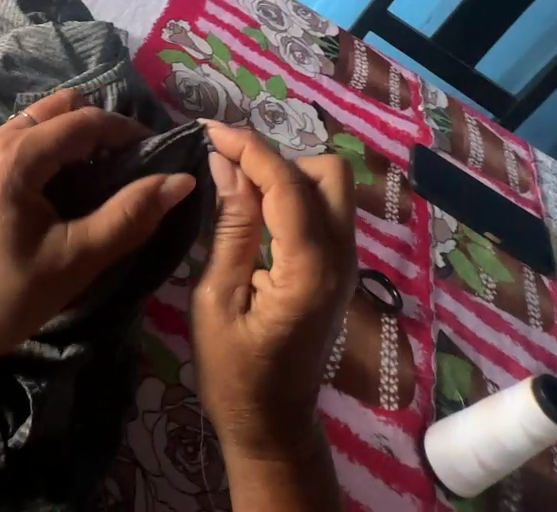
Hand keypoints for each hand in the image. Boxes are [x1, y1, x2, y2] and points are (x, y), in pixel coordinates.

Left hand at [0, 89, 196, 396]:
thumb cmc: (6, 295)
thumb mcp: (76, 259)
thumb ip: (130, 216)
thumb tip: (180, 181)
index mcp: (19, 155)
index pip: (87, 120)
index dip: (129, 132)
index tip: (160, 156)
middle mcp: (0, 139)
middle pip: (64, 107)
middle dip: (103, 127)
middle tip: (130, 165)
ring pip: (45, 119)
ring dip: (80, 136)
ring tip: (107, 176)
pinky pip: (30, 137)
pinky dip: (59, 147)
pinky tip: (74, 186)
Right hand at [191, 120, 355, 462]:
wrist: (273, 426)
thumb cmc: (234, 373)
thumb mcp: (216, 299)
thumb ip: (230, 227)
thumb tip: (225, 163)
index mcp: (308, 269)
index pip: (285, 183)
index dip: (247, 147)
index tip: (209, 130)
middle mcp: (340, 257)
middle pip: (328, 173)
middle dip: (278, 158)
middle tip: (231, 168)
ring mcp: (346, 262)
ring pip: (331, 187)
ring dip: (287, 173)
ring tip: (239, 186)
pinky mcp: (339, 268)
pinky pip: (325, 209)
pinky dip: (293, 194)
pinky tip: (256, 207)